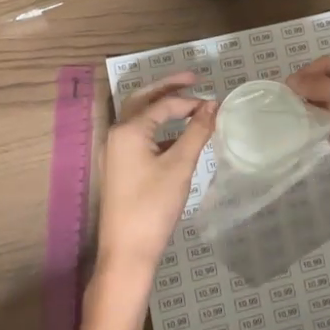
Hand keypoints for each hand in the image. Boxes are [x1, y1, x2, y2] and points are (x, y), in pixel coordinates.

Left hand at [98, 73, 214, 274]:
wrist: (127, 250)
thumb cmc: (153, 205)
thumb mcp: (180, 166)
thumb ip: (197, 132)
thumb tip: (212, 105)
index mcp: (128, 130)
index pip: (163, 105)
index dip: (190, 101)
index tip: (216, 104)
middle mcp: (116, 134)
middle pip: (142, 100)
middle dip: (167, 88)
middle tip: (192, 78)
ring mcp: (114, 152)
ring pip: (138, 118)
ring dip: (161, 107)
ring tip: (187, 104)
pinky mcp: (118, 168)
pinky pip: (138, 136)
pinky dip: (157, 129)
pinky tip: (176, 137)